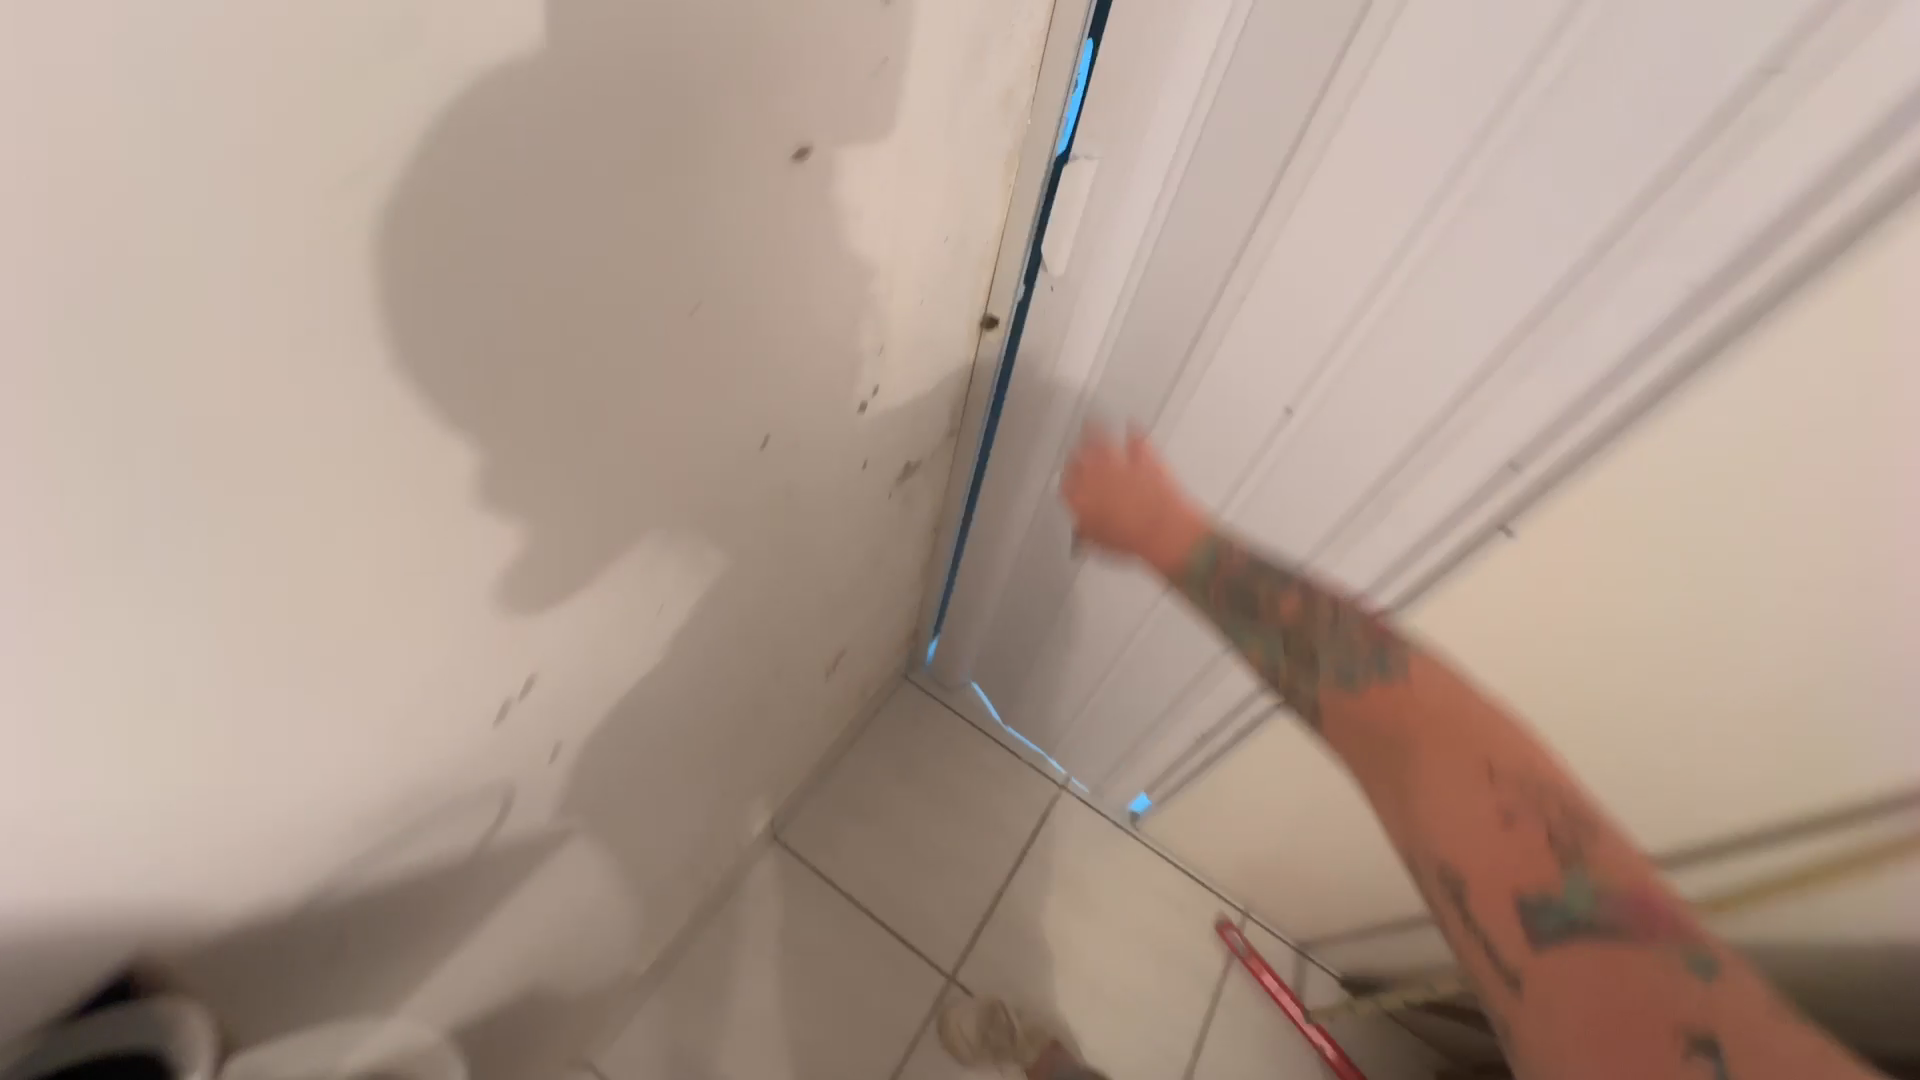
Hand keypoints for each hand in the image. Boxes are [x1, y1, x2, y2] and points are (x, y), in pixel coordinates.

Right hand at [1060, 423, 1207, 576]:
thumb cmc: (1130, 541)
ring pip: (1100, 438)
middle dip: (1079, 449)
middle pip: (1079, 454)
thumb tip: (1085, 529)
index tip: (1070, 476)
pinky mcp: (1143, 455)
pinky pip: (1135, 437)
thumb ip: (1088, 530)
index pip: (1065, 483)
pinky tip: (1132, 424)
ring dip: (1096, 428)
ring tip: (1093, 419)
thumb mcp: (1100, 544)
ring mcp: (1118, 462)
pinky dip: (1133, 430)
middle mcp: (1094, 475)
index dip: (1068, 478)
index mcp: (1078, 498)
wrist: (1162, 530)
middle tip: (1079, 444)